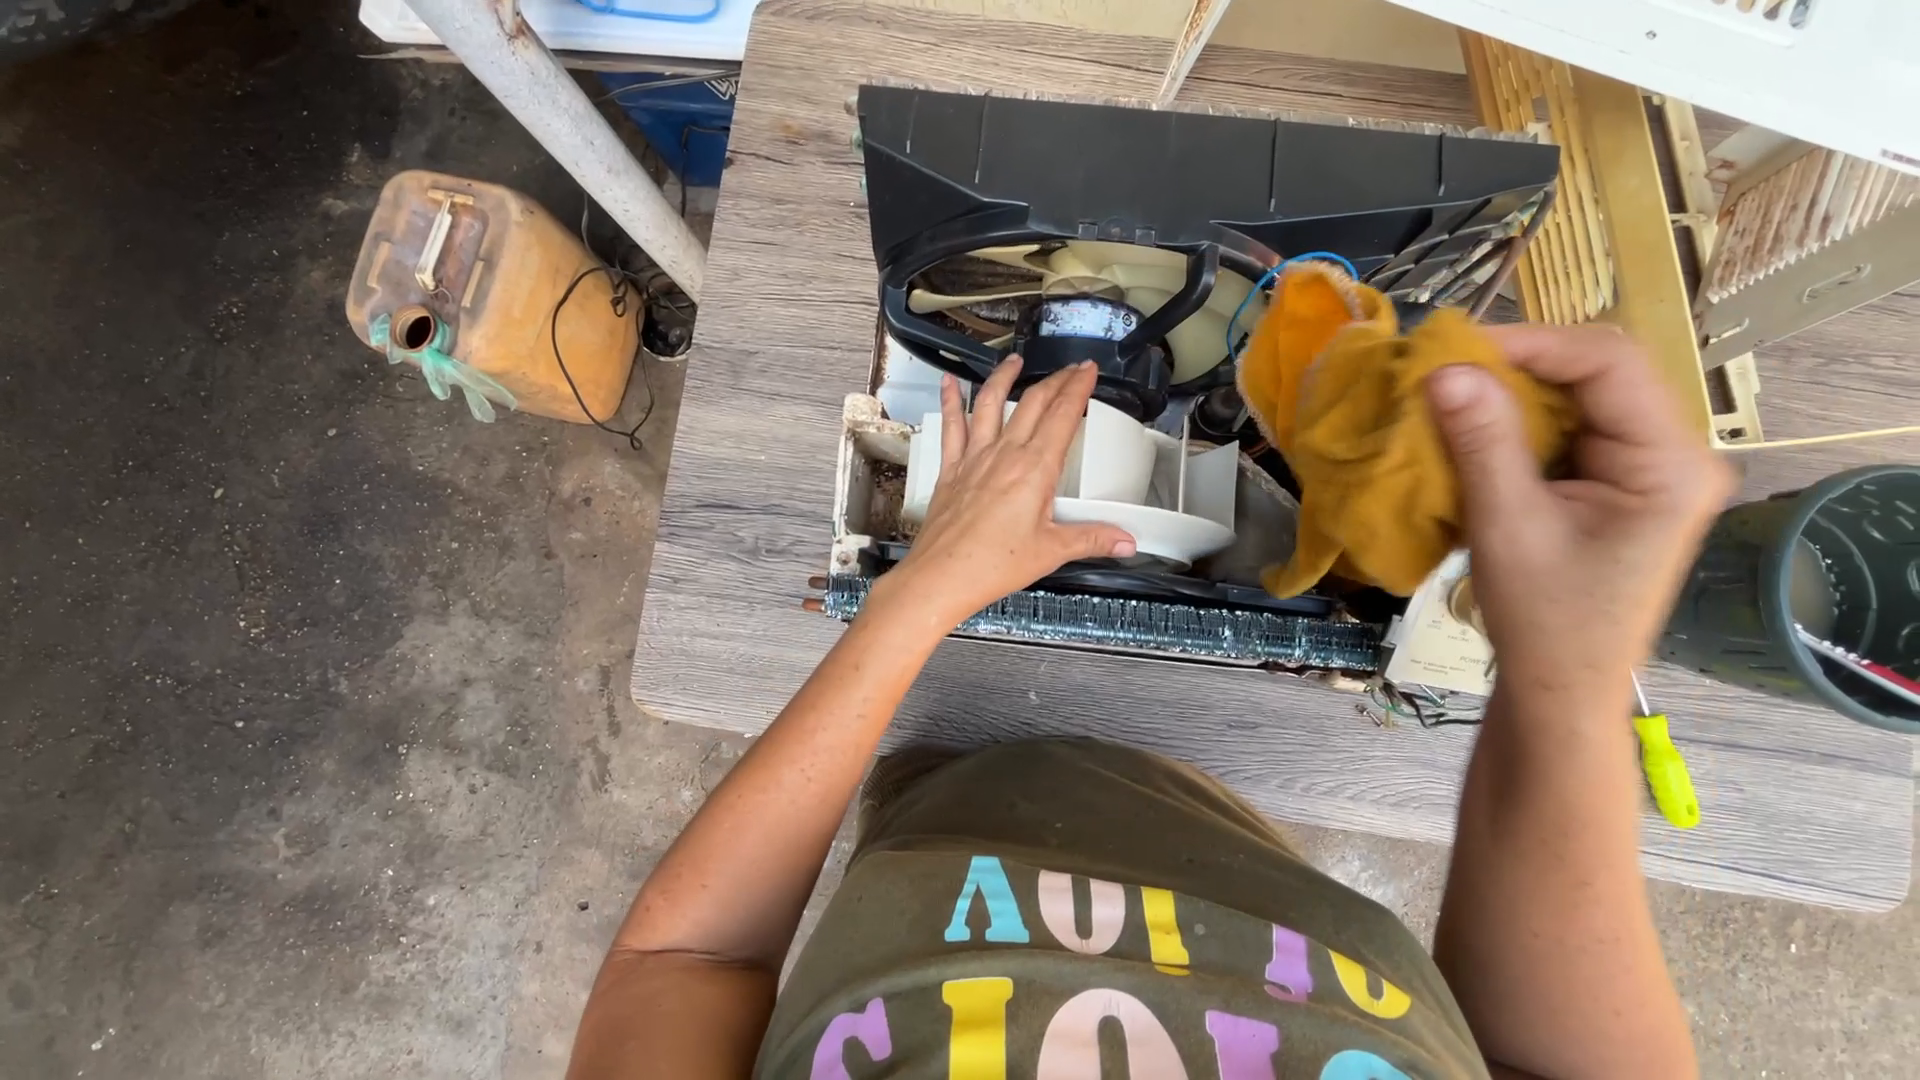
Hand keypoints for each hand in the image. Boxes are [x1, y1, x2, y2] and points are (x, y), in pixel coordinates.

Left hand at [873, 357, 1136, 630]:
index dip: (1079, 388)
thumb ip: (1091, 539)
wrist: (941, 576)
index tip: (1089, 371)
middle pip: (1033, 403)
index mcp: (1034, 470)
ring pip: (991, 404)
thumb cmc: (993, 565)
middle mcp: (1004, 455)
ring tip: (1015, 361)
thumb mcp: (1051, 552)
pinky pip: (952, 426)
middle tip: (1071, 369)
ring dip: (1004, 377)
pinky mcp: (951, 469)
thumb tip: (1126, 541)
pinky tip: (950, 384)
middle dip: (1056, 381)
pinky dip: (952, 401)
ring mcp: (974, 458)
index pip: (1063, 416)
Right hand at [1425, 325, 1733, 705]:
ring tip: (1447, 400)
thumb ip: (1481, 443)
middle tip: (1440, 374)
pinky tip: (1470, 433)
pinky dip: (1511, 426)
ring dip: (1508, 396)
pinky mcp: (1611, 484)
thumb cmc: (1544, 617)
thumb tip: (1443, 371)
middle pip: (1595, 374)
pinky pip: (1562, 432)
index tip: (1452, 352)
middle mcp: (1670, 452)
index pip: (1609, 363)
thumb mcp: (1506, 526)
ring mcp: (1642, 468)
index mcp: (1669, 460)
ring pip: (1574, 400)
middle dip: (1515, 367)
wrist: (1560, 683)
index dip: (1530, 344)